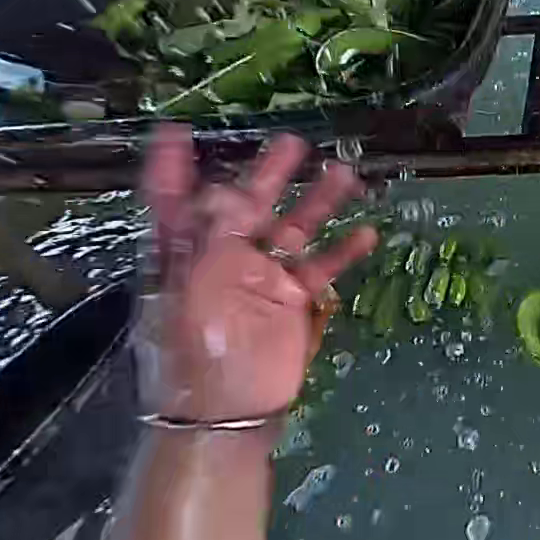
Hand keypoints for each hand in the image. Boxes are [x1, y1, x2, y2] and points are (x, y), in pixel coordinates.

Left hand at [139, 127, 378, 422]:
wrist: (230, 408)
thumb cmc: (196, 353)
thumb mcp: (192, 293)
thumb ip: (211, 241)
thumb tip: (229, 192)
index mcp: (184, 256)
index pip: (173, 202)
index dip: (171, 167)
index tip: (177, 130)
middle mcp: (223, 258)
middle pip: (247, 205)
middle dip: (267, 173)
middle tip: (293, 142)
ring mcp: (263, 276)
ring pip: (295, 228)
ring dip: (319, 203)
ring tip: (346, 175)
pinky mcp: (295, 296)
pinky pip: (324, 265)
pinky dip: (345, 250)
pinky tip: (369, 235)